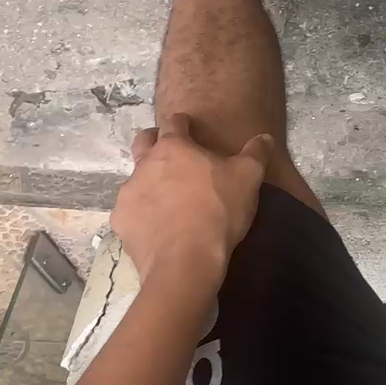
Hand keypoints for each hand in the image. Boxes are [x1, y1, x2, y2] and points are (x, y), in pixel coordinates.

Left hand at [111, 113, 267, 285]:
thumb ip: (256, 153)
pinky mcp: (121, 223)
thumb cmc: (218, 211)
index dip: (184, 122)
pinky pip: (130, 210)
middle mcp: (145, 164)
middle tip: (174, 155)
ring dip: (150, 181)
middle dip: (155, 142)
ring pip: (136, 178)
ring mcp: (128, 194)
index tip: (192, 127)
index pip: (174, 121)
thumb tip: (265, 138)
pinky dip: (142, 213)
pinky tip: (158, 226)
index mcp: (173, 147)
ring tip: (169, 198)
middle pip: (143, 141)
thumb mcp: (249, 177)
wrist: (186, 263)